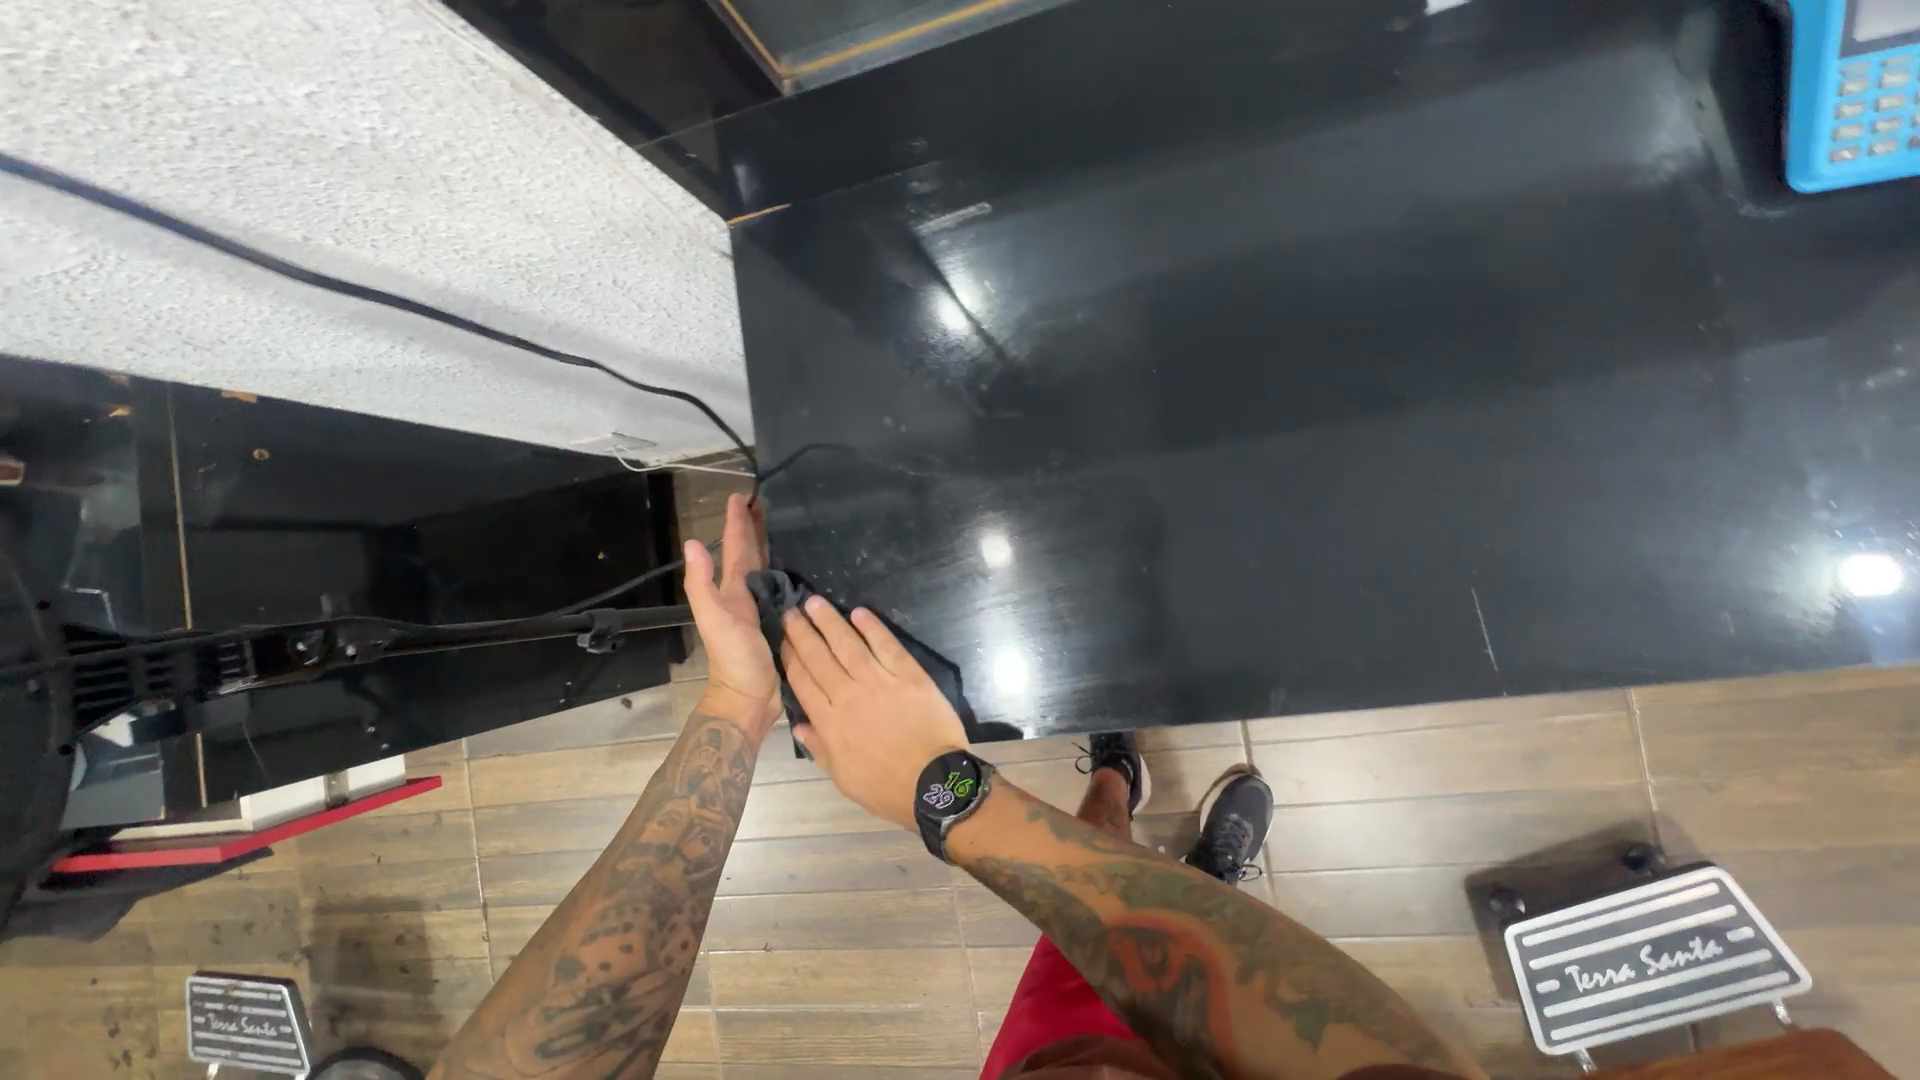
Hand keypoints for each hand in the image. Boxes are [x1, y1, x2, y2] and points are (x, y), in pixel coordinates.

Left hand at [683, 493, 780, 737]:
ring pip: (766, 567)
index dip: (736, 522)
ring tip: (779, 524)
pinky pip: (783, 587)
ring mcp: (763, 608)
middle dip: (754, 527)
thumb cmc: (733, 658)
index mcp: (731, 590)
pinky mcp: (781, 621)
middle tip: (764, 501)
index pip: (735, 548)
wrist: (749, 697)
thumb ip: (701, 584)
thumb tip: (692, 542)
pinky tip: (798, 567)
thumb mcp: (714, 618)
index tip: (743, 495)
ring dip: (769, 545)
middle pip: (750, 553)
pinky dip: (786, 571)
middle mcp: (746, 594)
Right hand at [781, 596, 969, 829]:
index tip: (781, 640)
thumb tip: (798, 725)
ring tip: (815, 602)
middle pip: (819, 658)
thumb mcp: (844, 778)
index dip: (790, 658)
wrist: (934, 784)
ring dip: (829, 621)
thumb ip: (820, 748)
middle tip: (790, 611)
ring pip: (847, 645)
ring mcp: (879, 683)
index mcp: (830, 724)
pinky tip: (858, 613)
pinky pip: (886, 645)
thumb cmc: (887, 787)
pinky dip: (872, 627)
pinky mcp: (908, 675)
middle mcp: (848, 697)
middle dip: (802, 632)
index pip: (803, 682)